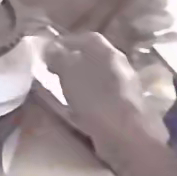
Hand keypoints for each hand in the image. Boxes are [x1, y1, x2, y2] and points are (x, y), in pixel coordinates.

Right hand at [41, 31, 158, 144]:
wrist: (127, 137)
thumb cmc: (96, 100)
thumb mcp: (69, 75)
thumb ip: (58, 58)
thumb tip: (50, 47)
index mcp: (109, 53)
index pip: (88, 38)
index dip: (67, 41)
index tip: (49, 49)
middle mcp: (121, 66)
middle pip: (95, 57)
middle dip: (74, 60)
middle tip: (54, 68)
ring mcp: (126, 88)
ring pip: (99, 76)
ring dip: (81, 78)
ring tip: (63, 86)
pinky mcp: (126, 108)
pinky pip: (102, 95)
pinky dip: (89, 95)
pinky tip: (78, 105)